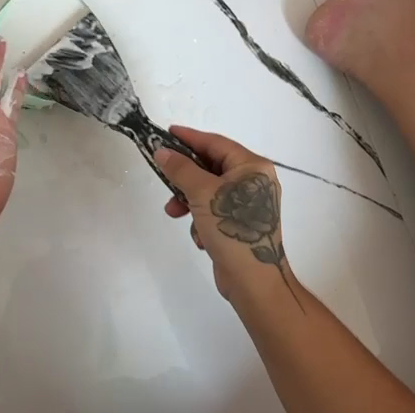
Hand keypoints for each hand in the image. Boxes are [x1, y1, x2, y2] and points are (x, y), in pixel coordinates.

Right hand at [155, 126, 302, 309]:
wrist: (253, 282)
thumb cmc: (232, 228)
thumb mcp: (202, 193)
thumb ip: (180, 169)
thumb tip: (161, 151)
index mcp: (252, 167)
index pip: (215, 143)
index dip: (189, 138)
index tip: (166, 133)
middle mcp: (253, 181)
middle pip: (210, 166)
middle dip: (186, 176)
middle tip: (164, 175)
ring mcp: (247, 204)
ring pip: (208, 190)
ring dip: (189, 200)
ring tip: (174, 212)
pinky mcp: (240, 224)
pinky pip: (213, 209)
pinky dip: (201, 218)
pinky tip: (198, 235)